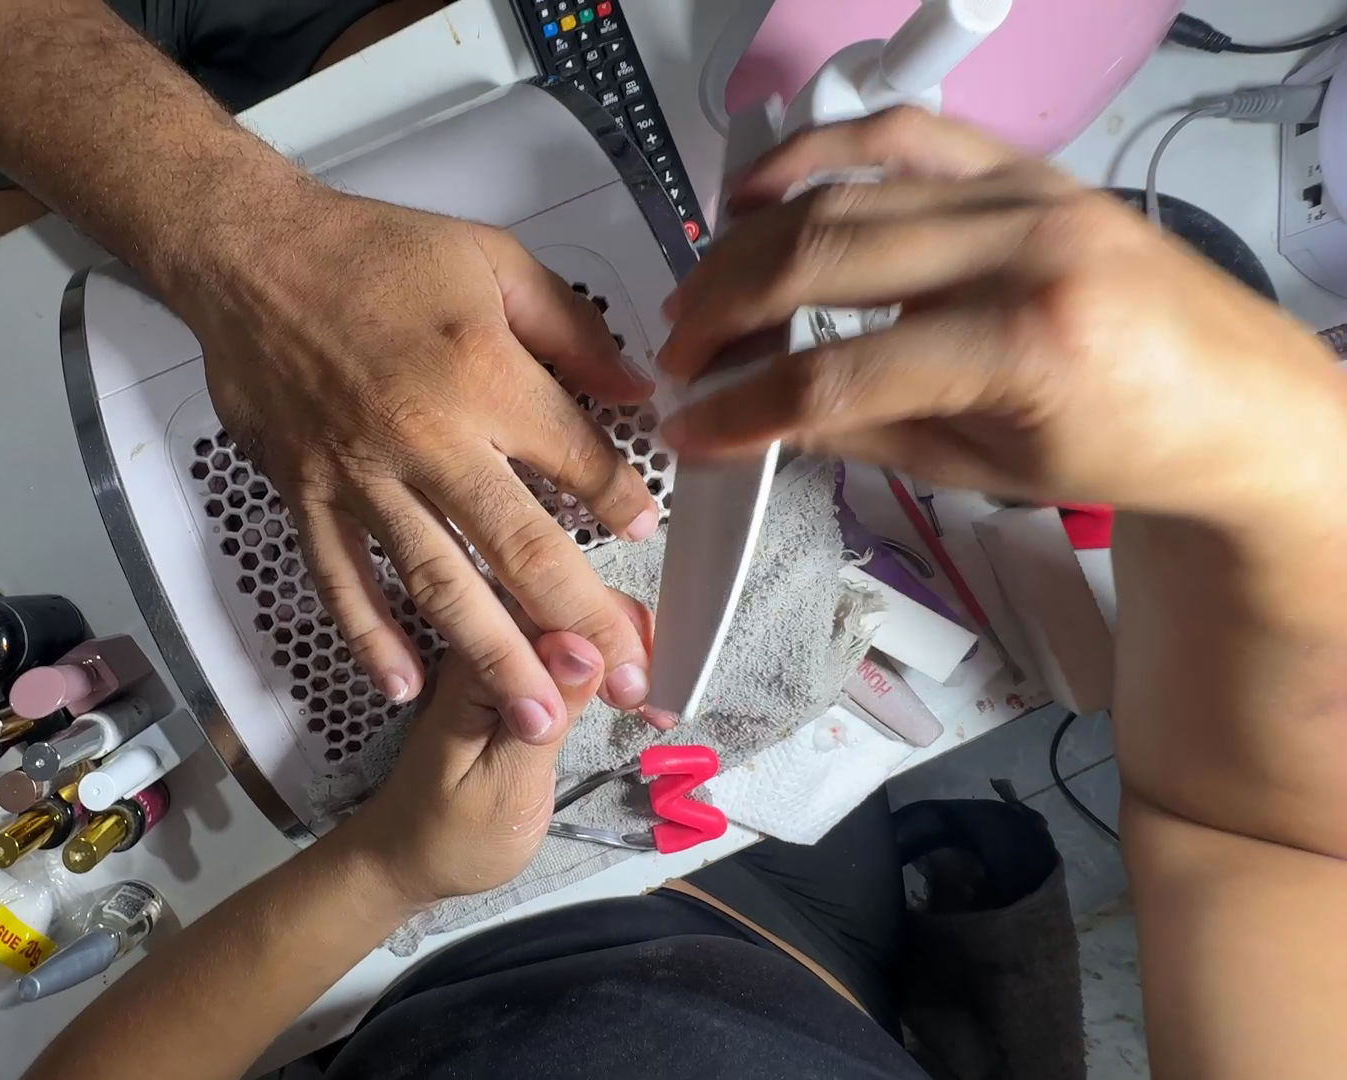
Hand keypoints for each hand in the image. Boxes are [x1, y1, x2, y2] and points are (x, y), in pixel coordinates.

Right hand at [174, 189, 659, 741]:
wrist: (251, 258)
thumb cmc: (370, 254)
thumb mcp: (492, 261)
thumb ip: (571, 330)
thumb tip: (634, 387)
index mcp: (483, 375)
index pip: (579, 461)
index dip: (622, 505)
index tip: (642, 539)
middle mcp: (427, 441)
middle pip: (518, 548)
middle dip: (578, 622)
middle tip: (621, 683)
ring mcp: (361, 480)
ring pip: (436, 583)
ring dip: (490, 655)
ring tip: (534, 717)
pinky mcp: (307, 499)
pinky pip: (341, 580)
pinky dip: (371, 637)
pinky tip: (406, 685)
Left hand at [339, 616, 627, 906]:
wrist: (410, 852)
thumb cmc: (453, 834)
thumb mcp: (504, 790)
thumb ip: (543, 723)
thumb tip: (584, 649)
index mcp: (470, 666)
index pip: (545, 609)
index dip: (606, 633)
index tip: (647, 686)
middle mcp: (479, 644)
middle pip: (560, 603)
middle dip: (621, 635)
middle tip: (660, 698)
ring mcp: (494, 652)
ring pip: (568, 620)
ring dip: (618, 648)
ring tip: (654, 701)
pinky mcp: (511, 670)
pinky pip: (563, 648)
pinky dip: (604, 663)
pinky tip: (631, 692)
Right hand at [656, 107, 1346, 525]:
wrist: (1237, 399)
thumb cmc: (1111, 447)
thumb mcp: (964, 468)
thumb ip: (842, 435)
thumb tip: (743, 420)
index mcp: (1024, 349)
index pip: (831, 377)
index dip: (737, 408)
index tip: (685, 426)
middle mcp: (1026, 248)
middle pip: (816, 263)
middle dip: (718, 313)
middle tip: (674, 354)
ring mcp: (1023, 193)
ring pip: (837, 198)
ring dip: (740, 248)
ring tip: (693, 293)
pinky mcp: (1019, 167)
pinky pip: (898, 137)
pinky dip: (809, 155)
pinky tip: (750, 191)